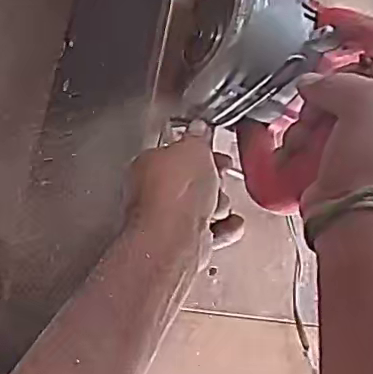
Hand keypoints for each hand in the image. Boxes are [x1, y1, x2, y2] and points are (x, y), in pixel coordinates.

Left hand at [126, 120, 245, 260]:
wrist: (175, 238)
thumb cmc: (175, 193)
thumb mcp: (193, 148)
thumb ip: (197, 137)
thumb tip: (198, 129)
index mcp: (146, 166)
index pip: (175, 154)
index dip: (200, 152)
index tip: (215, 153)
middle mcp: (150, 195)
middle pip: (192, 183)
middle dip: (213, 182)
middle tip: (219, 181)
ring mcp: (164, 221)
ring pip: (203, 208)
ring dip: (219, 206)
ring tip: (217, 208)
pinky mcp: (179, 244)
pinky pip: (209, 233)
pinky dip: (222, 230)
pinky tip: (225, 226)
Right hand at [285, 72, 372, 212]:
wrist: (354, 214)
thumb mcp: (369, 99)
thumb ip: (339, 81)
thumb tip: (311, 82)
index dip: (360, 65)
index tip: (332, 64)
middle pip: (348, 100)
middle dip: (322, 103)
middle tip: (314, 110)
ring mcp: (362, 155)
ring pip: (324, 125)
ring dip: (305, 129)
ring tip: (301, 139)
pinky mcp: (334, 175)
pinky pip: (309, 151)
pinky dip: (296, 150)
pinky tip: (292, 152)